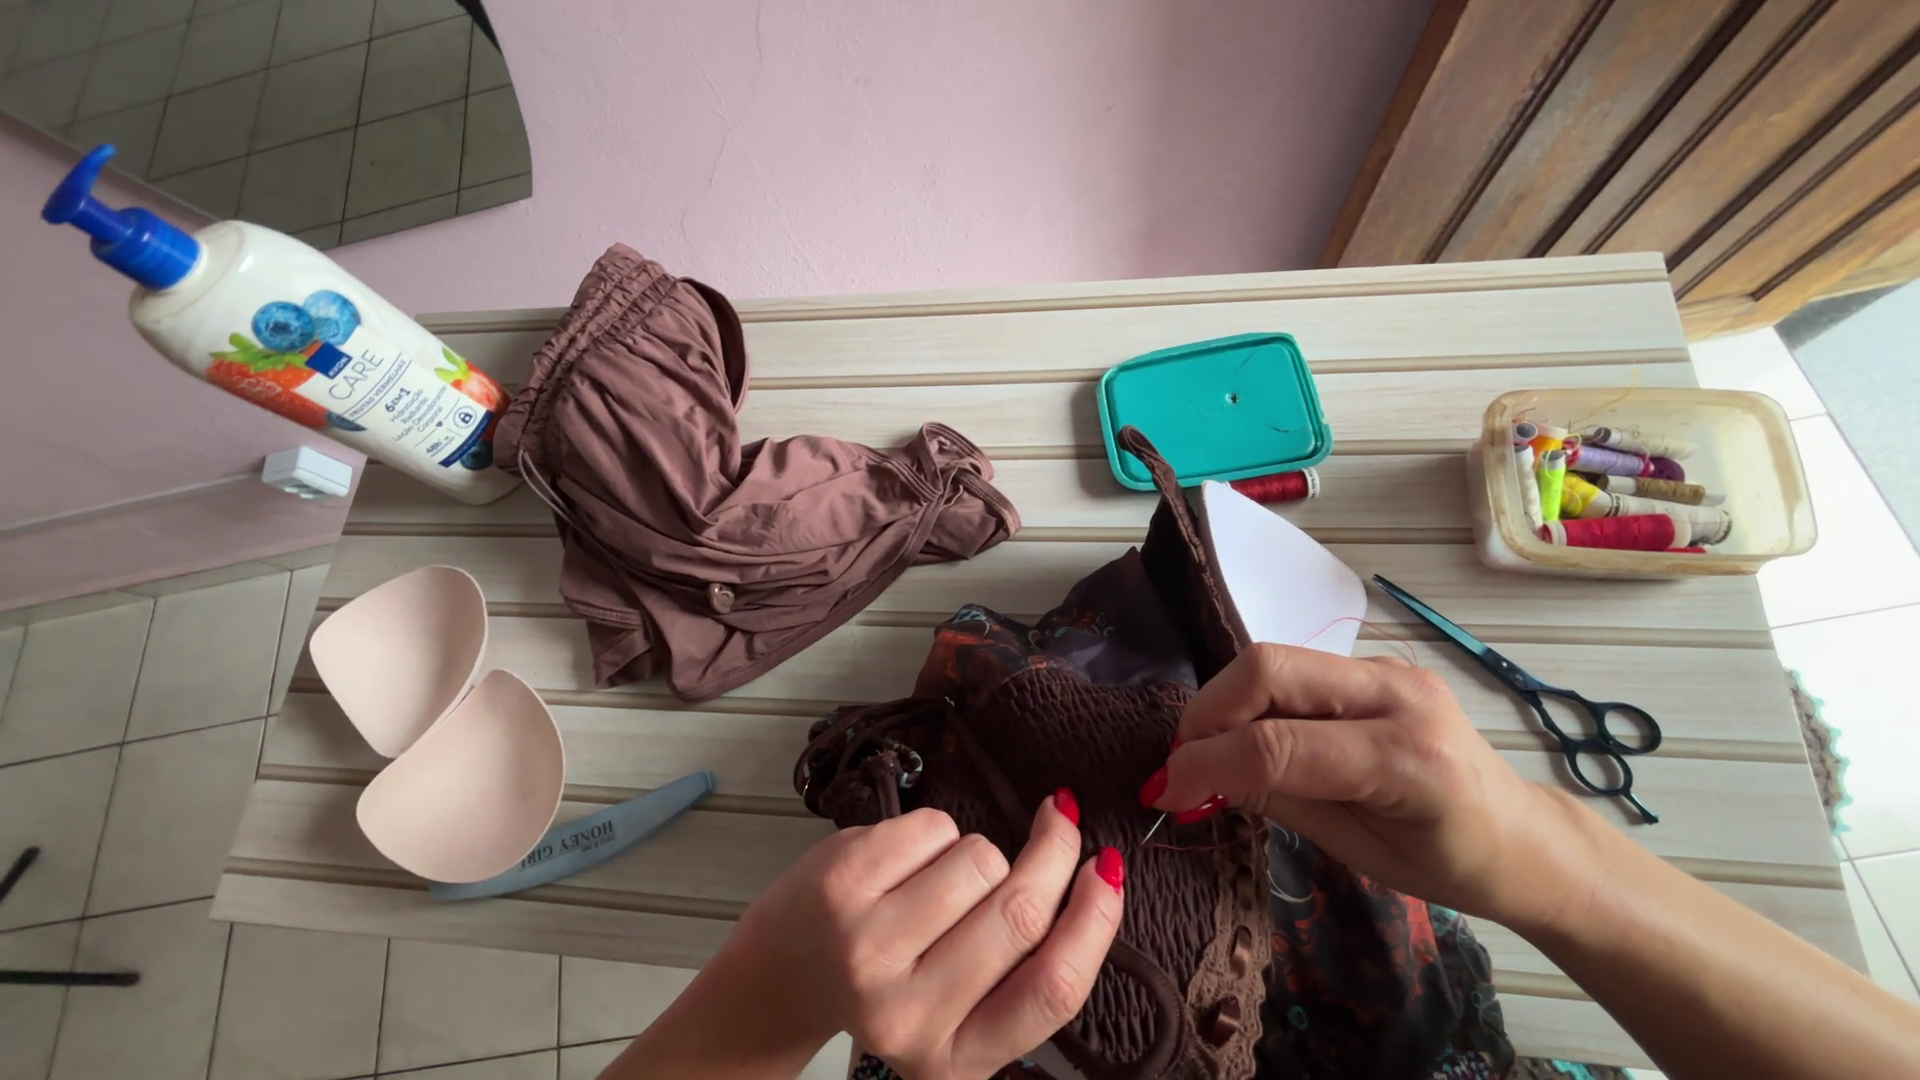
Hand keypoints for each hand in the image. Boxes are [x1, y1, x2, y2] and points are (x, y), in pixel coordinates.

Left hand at [714, 798, 1123, 1079]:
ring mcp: (870, 946)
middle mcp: (909, 1015)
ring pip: (980, 859)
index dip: (1095, 921)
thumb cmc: (882, 981)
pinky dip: (935, 829)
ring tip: (941, 873)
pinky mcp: (843, 885)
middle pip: (1020, 912)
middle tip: (1060, 821)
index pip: (1052, 991)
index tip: (1108, 869)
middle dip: (1054, 850)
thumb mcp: (956, 1007)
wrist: (782, 972)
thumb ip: (1018, 965)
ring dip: (979, 849)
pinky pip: (934, 827)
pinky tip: (904, 858)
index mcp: (954, 1060)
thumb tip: (1100, 876)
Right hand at [1146, 644, 1603, 931]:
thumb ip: (1273, 798)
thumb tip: (1193, 778)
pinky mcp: (1372, 665)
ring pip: (1272, 659)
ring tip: (1209, 750)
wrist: (1523, 836)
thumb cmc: (1448, 864)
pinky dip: (1250, 698)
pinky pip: (1291, 668)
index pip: (1277, 745)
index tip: (1164, 792)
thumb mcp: (1356, 849)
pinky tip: (1244, 734)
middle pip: (1267, 669)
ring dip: (1223, 702)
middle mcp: (1396, 693)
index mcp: (1406, 757)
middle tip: (1184, 761)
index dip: (1206, 764)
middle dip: (1207, 712)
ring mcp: (1385, 669)